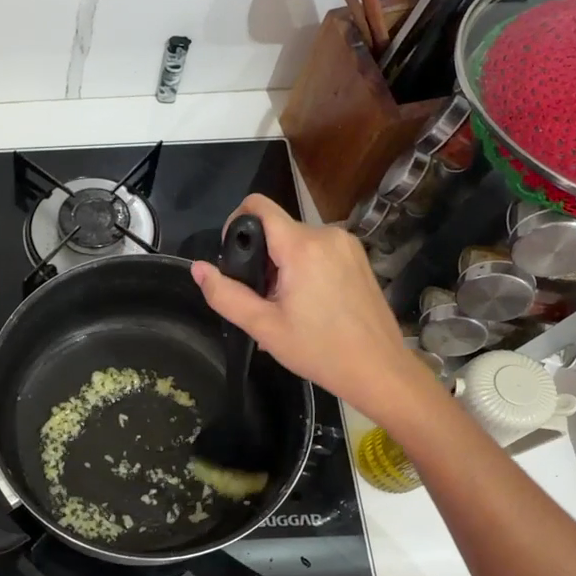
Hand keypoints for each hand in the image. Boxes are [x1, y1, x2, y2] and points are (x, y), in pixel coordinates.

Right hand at [190, 194, 439, 427]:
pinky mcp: (358, 258)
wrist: (378, 368)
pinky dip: (303, 270)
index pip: (258, 206)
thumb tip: (197, 268)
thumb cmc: (319, 350)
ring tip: (283, 307)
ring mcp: (346, 245)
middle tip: (260, 299)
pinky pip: (317, 252)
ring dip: (282, 267)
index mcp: (302, 247)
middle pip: (277, 229)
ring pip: (297, 242)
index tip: (232, 257)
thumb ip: (225, 295)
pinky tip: (306, 305)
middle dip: (261, 258)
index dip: (236, 223)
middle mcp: (327, 235)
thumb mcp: (263, 326)